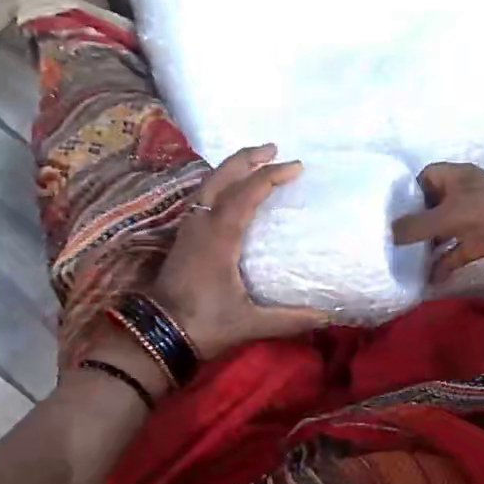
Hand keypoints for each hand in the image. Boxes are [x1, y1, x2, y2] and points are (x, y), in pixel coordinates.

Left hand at [147, 144, 328, 360]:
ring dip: (232, 169)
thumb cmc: (204, 325)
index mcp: (220, 236)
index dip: (272, 176)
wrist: (158, 334)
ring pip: (208, 184)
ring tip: (255, 162)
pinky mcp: (183, 238)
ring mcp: (189, 229)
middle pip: (222, 177)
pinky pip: (202, 198)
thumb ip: (289, 319)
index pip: (247, 193)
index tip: (296, 167)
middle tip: (274, 148)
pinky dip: (220, 185)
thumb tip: (325, 318)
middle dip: (248, 158)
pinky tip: (230, 192)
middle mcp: (202, 224)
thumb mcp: (250, 324)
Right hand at [391, 162, 483, 282]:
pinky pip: (454, 253)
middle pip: (431, 207)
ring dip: (427, 247)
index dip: (408, 191)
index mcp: (455, 176)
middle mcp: (462, 195)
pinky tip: (427, 279)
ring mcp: (471, 219)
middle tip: (392, 239)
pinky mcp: (478, 242)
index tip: (392, 210)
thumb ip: (414, 225)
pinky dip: (443, 265)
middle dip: (414, 223)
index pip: (425, 176)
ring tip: (404, 260)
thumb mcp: (446, 215)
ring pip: (442, 232)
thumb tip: (386, 233)